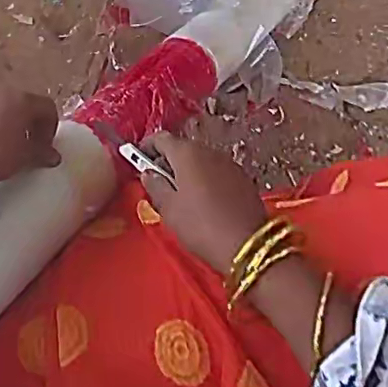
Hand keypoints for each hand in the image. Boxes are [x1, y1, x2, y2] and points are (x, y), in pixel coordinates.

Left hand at [0, 86, 61, 182]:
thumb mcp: (25, 156)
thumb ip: (42, 153)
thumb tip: (55, 156)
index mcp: (24, 101)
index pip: (48, 107)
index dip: (51, 127)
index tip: (46, 145)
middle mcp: (8, 93)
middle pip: (30, 103)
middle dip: (36, 123)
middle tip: (35, 144)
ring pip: (13, 105)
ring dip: (20, 121)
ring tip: (17, 142)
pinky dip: (4, 120)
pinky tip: (1, 139)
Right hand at [138, 131, 266, 272]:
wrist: (249, 247)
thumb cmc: (200, 225)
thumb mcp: (168, 209)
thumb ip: (154, 185)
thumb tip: (148, 172)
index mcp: (186, 152)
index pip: (160, 138)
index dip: (146, 147)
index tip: (138, 161)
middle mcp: (208, 150)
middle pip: (181, 148)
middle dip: (168, 161)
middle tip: (159, 183)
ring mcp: (228, 162)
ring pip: (200, 160)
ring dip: (189, 171)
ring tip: (183, 196)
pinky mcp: (244, 178)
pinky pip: (217, 172)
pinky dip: (207, 180)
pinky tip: (206, 202)